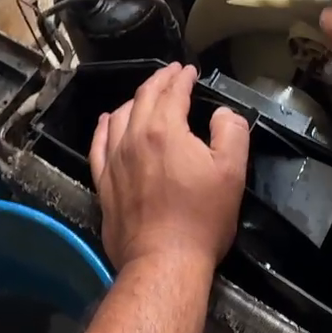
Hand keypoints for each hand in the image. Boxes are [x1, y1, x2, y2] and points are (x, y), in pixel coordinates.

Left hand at [90, 63, 249, 271]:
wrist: (164, 262)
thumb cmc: (202, 216)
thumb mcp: (232, 171)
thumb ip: (231, 130)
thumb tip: (221, 112)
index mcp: (164, 129)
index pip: (172, 92)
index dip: (182, 77)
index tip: (190, 70)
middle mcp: (134, 137)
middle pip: (144, 97)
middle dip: (159, 80)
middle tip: (171, 73)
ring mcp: (115, 160)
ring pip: (120, 116)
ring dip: (135, 99)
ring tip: (146, 95)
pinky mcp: (103, 183)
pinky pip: (99, 145)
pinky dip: (105, 127)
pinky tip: (108, 120)